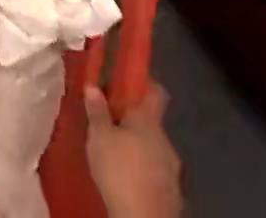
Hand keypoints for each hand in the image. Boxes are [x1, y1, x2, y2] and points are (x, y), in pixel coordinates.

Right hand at [86, 84, 181, 217]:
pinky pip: (156, 167)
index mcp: (148, 121)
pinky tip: (128, 174)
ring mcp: (172, 165)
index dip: (144, 81)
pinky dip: (143, 166)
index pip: (155, 91)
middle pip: (150, 120)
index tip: (127, 77)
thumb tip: (94, 85)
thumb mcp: (99, 137)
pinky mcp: (172, 189)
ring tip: (115, 150)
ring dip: (138, 143)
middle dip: (133, 118)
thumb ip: (97, 111)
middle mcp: (165, 139)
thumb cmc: (119, 170)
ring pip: (153, 145)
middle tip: (110, 120)